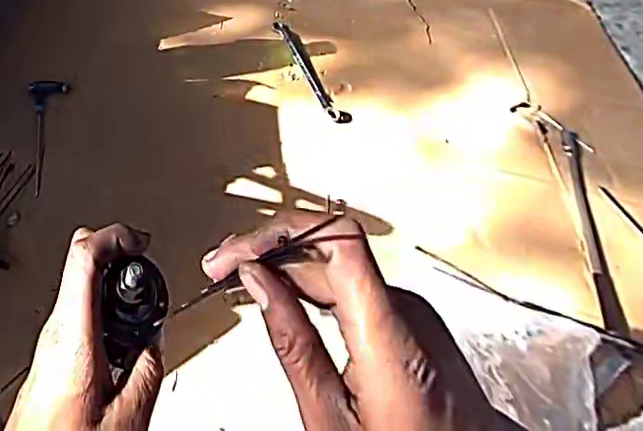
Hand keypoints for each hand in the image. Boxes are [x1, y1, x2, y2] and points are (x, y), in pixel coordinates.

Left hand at [6, 225, 164, 430]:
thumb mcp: (126, 419)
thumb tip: (155, 342)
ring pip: (78, 283)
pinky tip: (117, 328)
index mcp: (73, 334)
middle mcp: (55, 329)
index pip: (85, 254)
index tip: (140, 239)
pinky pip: (76, 309)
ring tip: (133, 295)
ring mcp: (48, 339)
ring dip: (108, 280)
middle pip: (80, 259)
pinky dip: (100, 304)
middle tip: (139, 259)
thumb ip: (146, 371)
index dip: (116, 235)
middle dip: (114, 251)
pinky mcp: (49, 353)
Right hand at [202, 214, 512, 430]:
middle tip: (224, 267)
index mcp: (392, 338)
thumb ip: (292, 344)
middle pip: (327, 250)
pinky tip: (286, 298)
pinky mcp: (418, 328)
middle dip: (268, 251)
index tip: (239, 250)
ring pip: (338, 267)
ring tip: (246, 279)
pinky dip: (313, 286)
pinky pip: (355, 287)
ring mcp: (418, 319)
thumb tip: (258, 280)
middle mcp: (411, 315)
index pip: (335, 235)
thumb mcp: (332, 425)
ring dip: (286, 267)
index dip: (279, 230)